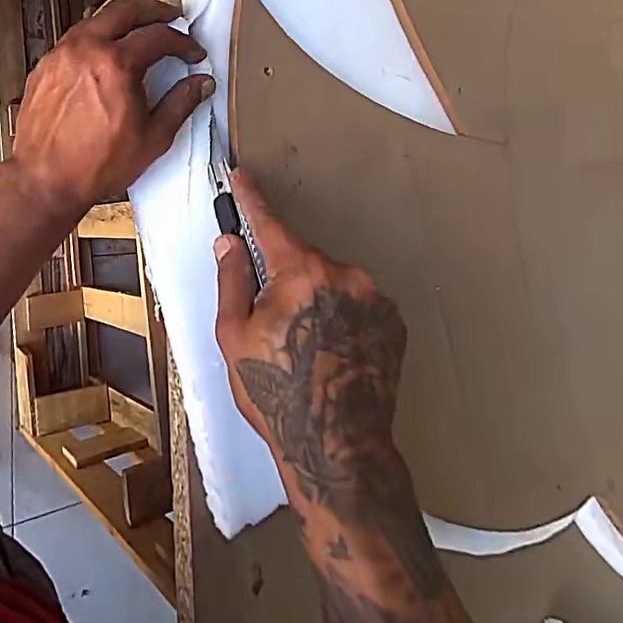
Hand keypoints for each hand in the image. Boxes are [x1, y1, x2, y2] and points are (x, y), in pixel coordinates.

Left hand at [11, 0, 211, 214]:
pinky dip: (94, 37)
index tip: (191, 53)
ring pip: (95, 19)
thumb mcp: (152, 138)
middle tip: (169, 17)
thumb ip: (180, 104)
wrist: (45, 180)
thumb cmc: (92, 166)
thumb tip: (199, 85)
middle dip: (153, 10)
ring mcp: (60, 56)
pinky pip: (73, 39)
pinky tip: (102, 53)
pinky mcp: (44, 68)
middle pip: (125, 9)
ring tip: (136, 30)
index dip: (183, 42)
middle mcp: (85, 51)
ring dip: (120, 19)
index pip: (159, 36)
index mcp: (116, 65)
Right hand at [214, 170, 407, 507]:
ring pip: (329, 281)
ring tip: (302, 348)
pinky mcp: (393, 322)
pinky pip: (356, 301)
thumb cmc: (279, 394)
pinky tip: (327, 351)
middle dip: (282, 279)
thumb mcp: (235, 337)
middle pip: (301, 259)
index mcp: (301, 273)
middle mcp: (345, 275)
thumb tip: (229, 244)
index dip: (251, 199)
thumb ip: (232, 280)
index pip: (269, 223)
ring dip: (312, 298)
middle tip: (271, 325)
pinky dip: (339, 314)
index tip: (242, 178)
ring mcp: (375, 298)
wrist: (337, 445)